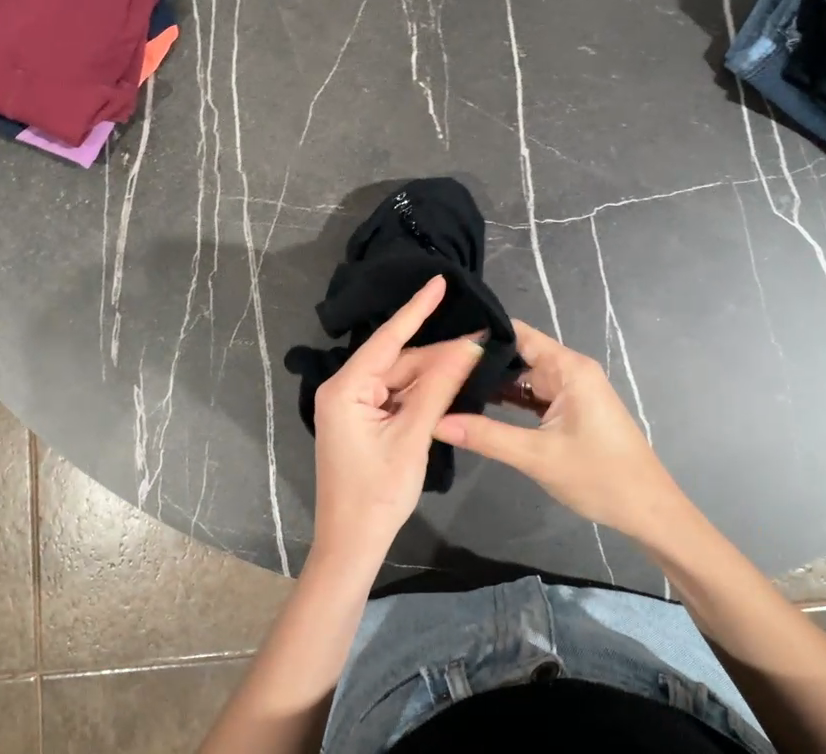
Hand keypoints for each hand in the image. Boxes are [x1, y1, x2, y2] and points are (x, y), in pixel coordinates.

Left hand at [310, 276, 481, 571]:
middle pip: (397, 361)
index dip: (416, 310)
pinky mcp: (363, 422)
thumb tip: (467, 348)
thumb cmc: (378, 493)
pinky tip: (451, 385)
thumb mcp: (412, 437)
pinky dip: (422, 394)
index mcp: (345, 388)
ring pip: (400, 379)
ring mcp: (352, 407)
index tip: (439, 282)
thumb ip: (438, 388)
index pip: (387, 339)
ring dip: (433, 375)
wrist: (352, 544)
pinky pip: (396, 397)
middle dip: (438, 354)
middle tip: (481, 341)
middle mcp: (344, 389)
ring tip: (475, 359)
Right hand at [432, 319, 680, 538]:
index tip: (441, 343)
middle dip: (479, 361)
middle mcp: (569, 371)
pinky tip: (476, 407)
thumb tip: (435, 422)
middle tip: (434, 369)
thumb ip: (486, 436)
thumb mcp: (537, 457)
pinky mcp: (570, 411)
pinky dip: (508, 401)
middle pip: (516, 353)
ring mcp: (571, 391)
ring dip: (491, 384)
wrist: (650, 512)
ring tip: (446, 386)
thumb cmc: (600, 477)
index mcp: (568, 368)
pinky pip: (532, 396)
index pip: (517, 333)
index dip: (481, 335)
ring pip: (522, 377)